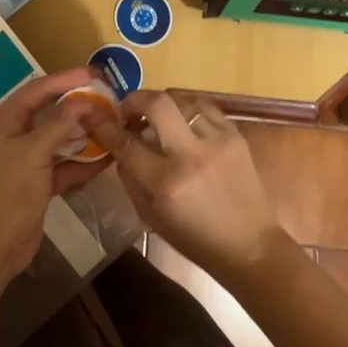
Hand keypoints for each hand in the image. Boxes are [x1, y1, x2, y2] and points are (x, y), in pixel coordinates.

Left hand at [0, 68, 115, 281]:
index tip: (96, 74)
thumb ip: (59, 125)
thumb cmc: (6, 192)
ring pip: (61, 139)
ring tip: (115, 126)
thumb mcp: (33, 153)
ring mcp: (28, 160)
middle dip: (79, 107)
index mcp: (7, 120)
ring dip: (85, 134)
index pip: (39, 89)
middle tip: (111, 100)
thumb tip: (83, 101)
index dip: (67, 79)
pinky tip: (108, 158)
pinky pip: (65, 165)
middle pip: (51, 112)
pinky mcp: (39, 183)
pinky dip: (83, 162)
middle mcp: (16, 135)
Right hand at [83, 91, 287, 280]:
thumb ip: (131, 178)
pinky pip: (206, 107)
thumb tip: (120, 147)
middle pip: (157, 104)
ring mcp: (217, 142)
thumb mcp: (151, 218)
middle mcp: (191, 156)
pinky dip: (188, 110)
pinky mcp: (236, 137)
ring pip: (182, 100)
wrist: (251, 247)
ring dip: (163, 105)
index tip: (96, 117)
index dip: (106, 127)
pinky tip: (184, 122)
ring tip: (157, 118)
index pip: (127, 144)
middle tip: (129, 110)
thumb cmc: (196, 240)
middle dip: (135, 100)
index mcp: (166, 184)